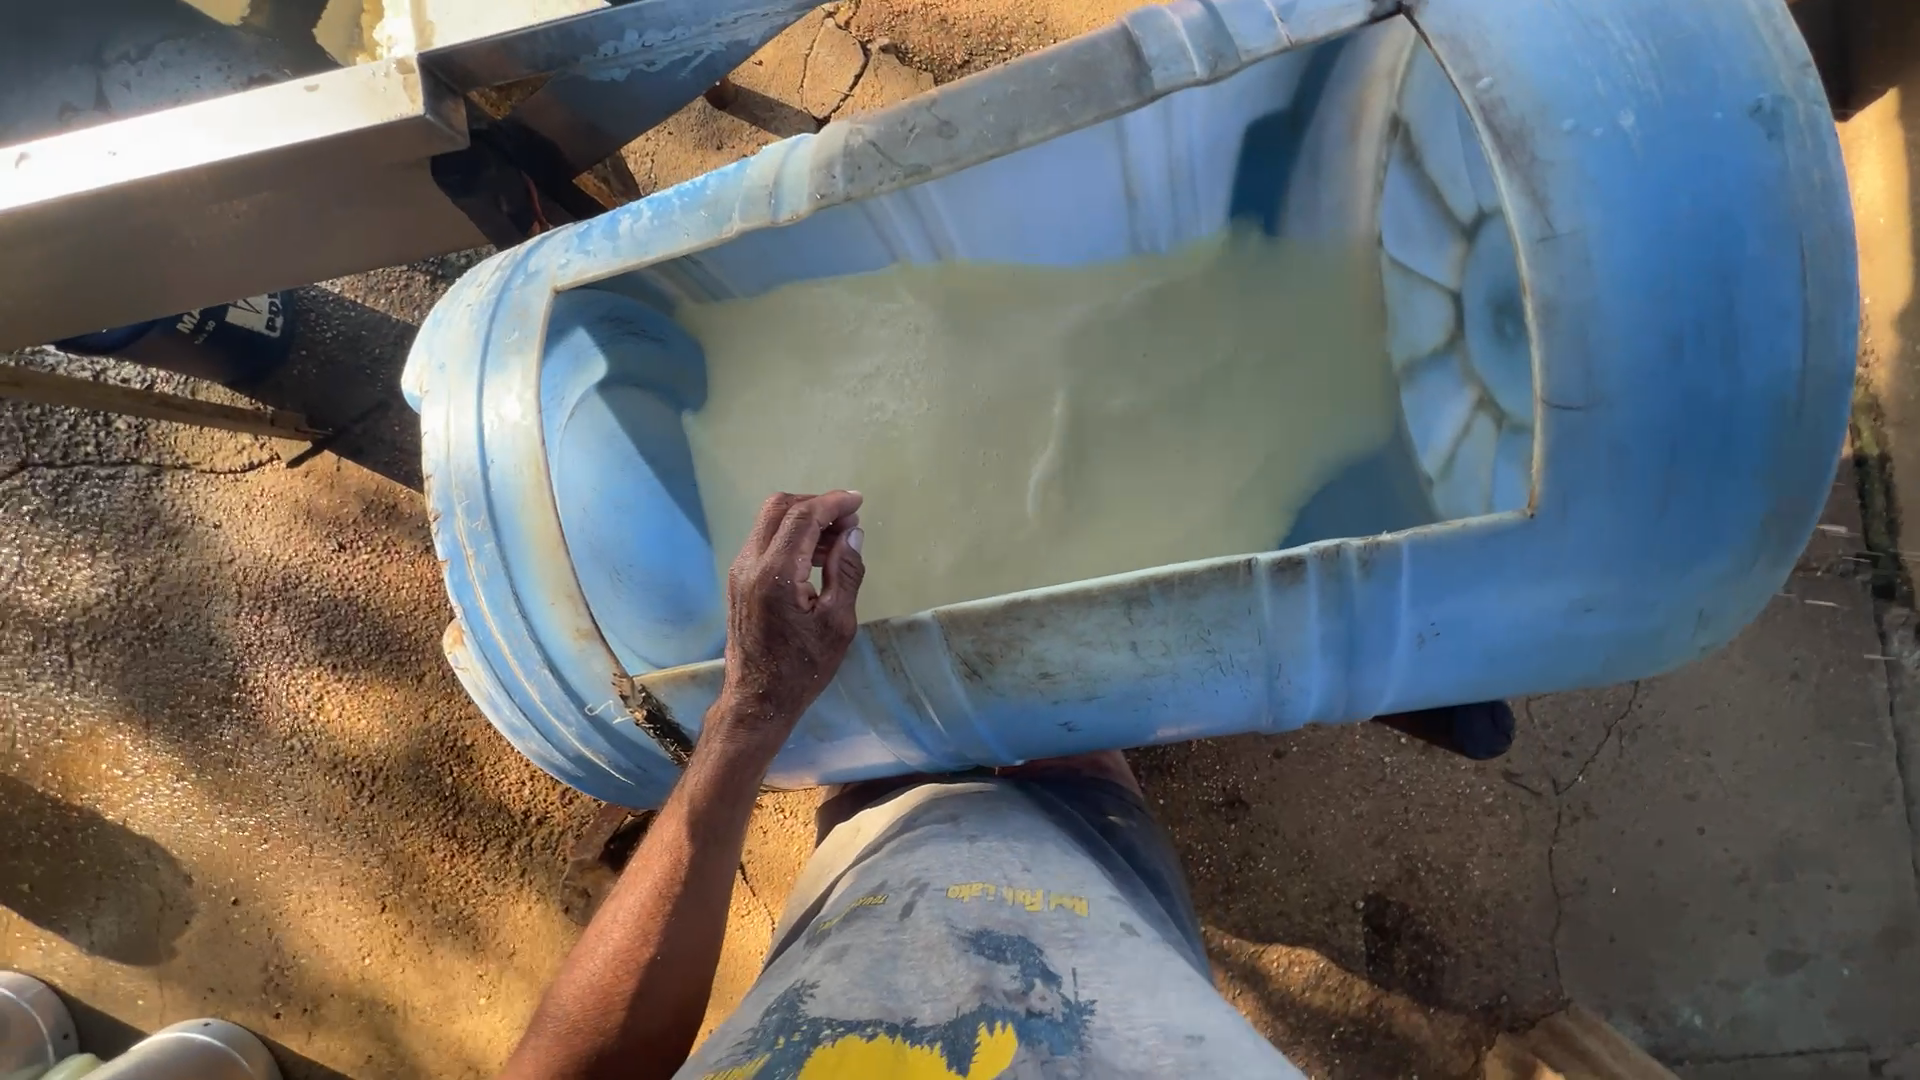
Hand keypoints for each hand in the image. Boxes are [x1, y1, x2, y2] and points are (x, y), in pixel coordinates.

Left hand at [713, 491, 865, 746]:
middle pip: (780, 508)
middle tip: (848, 522)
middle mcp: (750, 564)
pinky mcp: (739, 580)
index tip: (858, 502)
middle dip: (817, 505)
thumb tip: (852, 533)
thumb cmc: (803, 667)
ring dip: (805, 520)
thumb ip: (846, 572)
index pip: (803, 517)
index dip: (833, 503)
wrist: (758, 700)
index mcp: (775, 575)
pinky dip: (792, 536)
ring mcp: (739, 571)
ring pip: (770, 521)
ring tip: (838, 542)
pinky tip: (816, 558)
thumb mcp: (838, 623)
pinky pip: (766, 540)